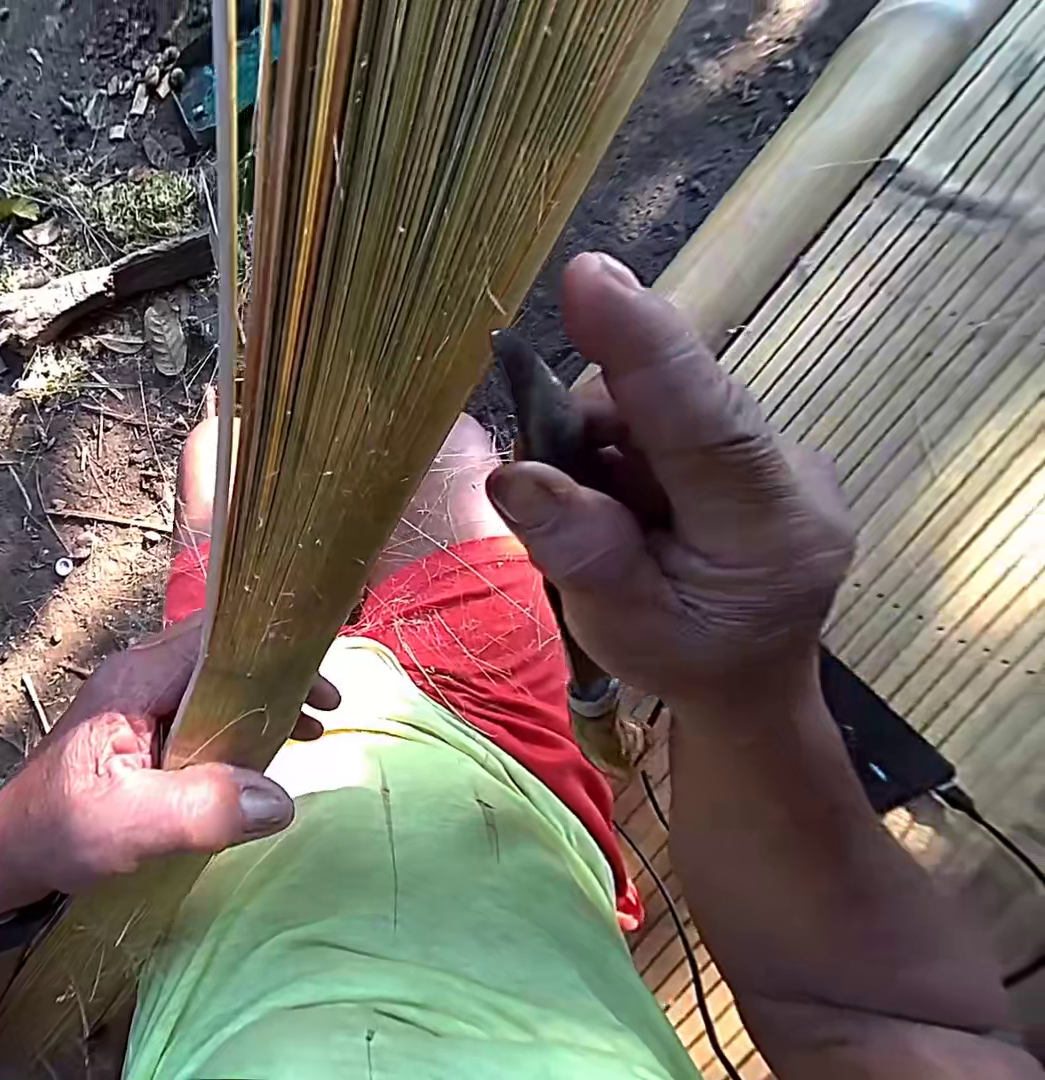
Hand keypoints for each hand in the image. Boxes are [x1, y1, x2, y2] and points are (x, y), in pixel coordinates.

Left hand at [0, 618, 323, 914]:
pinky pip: (198, 707)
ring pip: (210, 681)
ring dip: (259, 698)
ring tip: (308, 726)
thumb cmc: (59, 830)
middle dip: (274, 674)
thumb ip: (199, 808)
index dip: (268, 652)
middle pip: (217, 655)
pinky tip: (262, 751)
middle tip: (324, 706)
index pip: (212, 639)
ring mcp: (136, 699)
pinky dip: (236, 720)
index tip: (318, 681)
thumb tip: (278, 798)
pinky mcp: (138, 726)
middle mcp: (137, 675)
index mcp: (135, 679)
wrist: (11, 849)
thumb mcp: (128, 825)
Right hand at [485, 252, 855, 712]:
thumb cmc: (682, 655)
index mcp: (765, 521)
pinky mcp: (715, 453)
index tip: (588, 278)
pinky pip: (632, 426)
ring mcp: (747, 454)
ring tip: (577, 521)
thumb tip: (512, 472)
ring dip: (574, 451)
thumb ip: (574, 547)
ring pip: (632, 411)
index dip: (643, 344)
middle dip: (574, 433)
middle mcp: (771, 467)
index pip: (704, 417)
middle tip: (542, 503)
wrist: (734, 676)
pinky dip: (587, 456)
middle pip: (653, 404)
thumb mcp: (619, 621)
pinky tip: (592, 503)